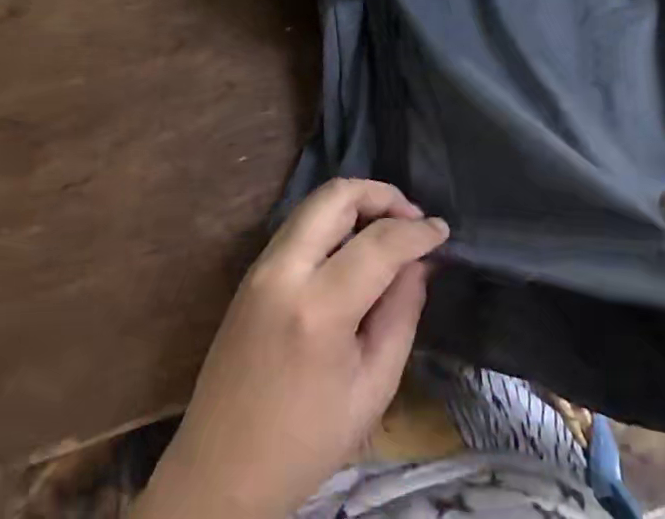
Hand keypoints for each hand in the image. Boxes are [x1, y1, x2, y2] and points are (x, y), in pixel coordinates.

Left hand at [133, 179, 449, 518]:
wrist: (221, 470)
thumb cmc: (307, 441)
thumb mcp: (374, 386)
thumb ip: (402, 313)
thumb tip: (419, 263)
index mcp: (317, 308)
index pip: (379, 242)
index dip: (419, 230)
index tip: (443, 232)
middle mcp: (282, 271)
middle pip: (335, 196)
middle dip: (382, 194)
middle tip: (413, 219)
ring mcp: (259, 269)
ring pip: (313, 204)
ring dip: (356, 205)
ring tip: (389, 232)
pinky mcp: (250, 275)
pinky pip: (298, 227)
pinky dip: (333, 222)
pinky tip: (355, 250)